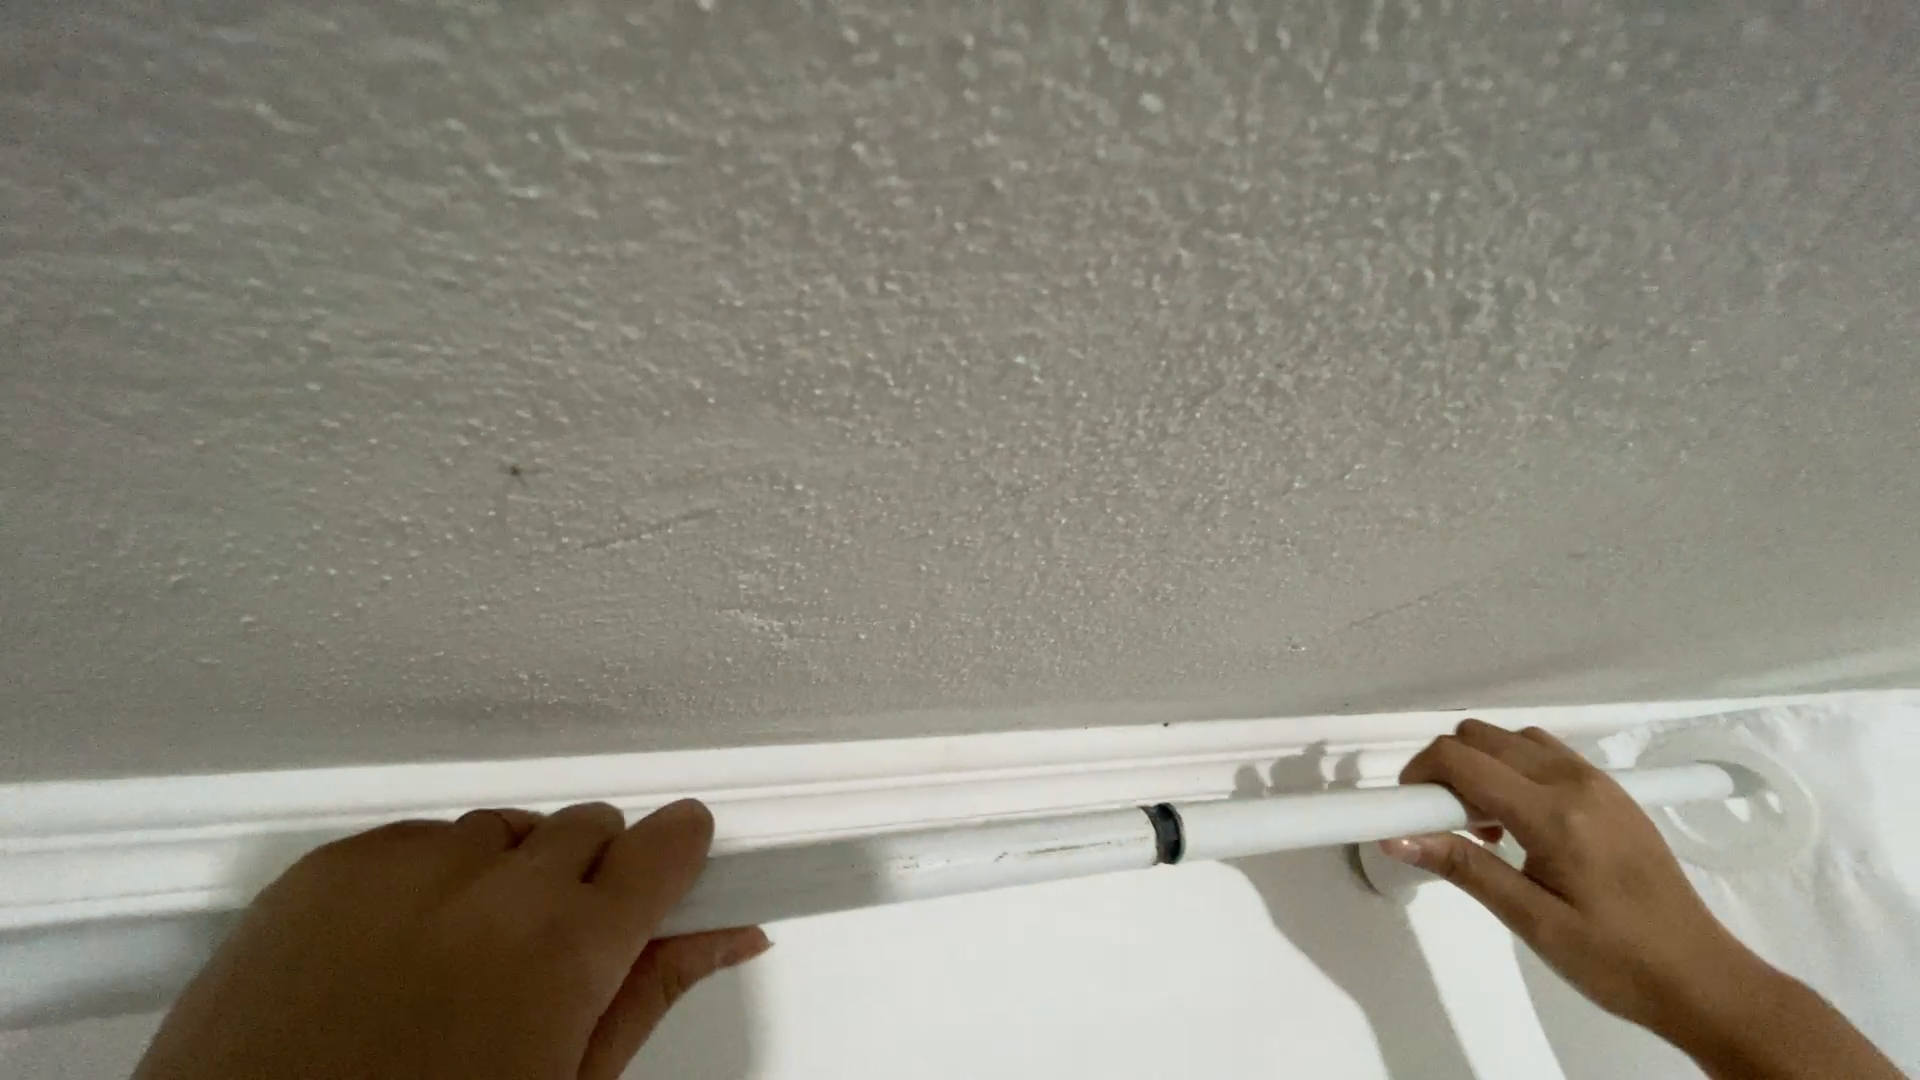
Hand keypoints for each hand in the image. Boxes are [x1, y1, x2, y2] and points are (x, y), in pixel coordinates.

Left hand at [134, 799, 769, 1079]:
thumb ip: (656, 989)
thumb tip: (736, 933)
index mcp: (568, 948)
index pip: (669, 841)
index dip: (677, 855)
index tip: (672, 867)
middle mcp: (495, 886)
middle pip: (589, 825)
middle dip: (588, 875)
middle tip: (551, 949)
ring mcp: (406, 868)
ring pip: (506, 831)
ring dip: (506, 876)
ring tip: (458, 960)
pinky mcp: (329, 867)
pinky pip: (419, 839)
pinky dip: (427, 879)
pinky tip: (393, 953)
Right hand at [1381, 721, 1904, 1079]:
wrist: (1709, 984)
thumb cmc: (1618, 961)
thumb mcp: (1532, 922)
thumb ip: (1462, 868)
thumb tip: (1393, 837)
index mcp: (1555, 815)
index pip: (1459, 759)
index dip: (1418, 776)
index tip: (1410, 813)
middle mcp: (1575, 782)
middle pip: (1478, 736)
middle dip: (1445, 769)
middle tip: (1446, 823)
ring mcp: (1598, 782)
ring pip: (1508, 737)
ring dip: (1479, 765)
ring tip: (1484, 822)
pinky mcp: (1610, 790)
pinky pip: (1541, 751)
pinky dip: (1511, 767)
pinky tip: (1519, 818)